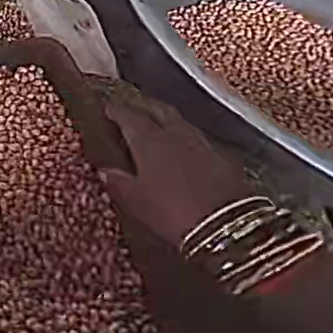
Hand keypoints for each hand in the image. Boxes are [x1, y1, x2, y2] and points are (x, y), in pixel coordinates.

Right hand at [99, 90, 256, 248]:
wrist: (227, 226)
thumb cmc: (172, 211)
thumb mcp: (137, 201)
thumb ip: (119, 182)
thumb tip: (105, 170)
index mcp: (149, 141)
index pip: (129, 116)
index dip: (117, 110)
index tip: (108, 108)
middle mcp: (175, 135)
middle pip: (158, 110)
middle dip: (144, 105)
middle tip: (132, 106)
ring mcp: (201, 144)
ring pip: (180, 121)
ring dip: (166, 116)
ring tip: (157, 120)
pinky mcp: (222, 159)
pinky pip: (197, 137)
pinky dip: (184, 135)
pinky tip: (183, 145)